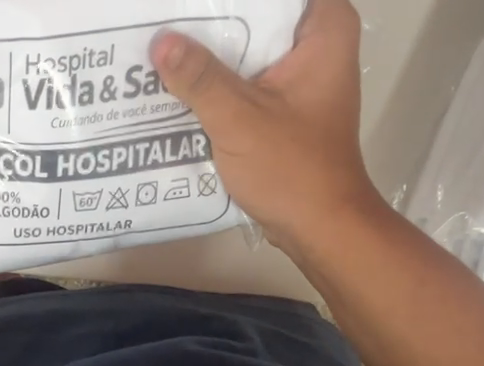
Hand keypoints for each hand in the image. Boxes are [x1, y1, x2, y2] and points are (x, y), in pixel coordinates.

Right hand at [151, 0, 384, 255]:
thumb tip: (160, 41)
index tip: (192, 4)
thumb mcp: (239, 118)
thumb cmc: (291, 167)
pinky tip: (178, 90)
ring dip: (209, 58)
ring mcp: (299, 79)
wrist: (318, 224)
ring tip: (162, 52)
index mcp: (323, 29)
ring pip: (248, 53)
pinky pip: (244, 84)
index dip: (229, 0)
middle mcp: (317, 45)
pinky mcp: (282, 110)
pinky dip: (216, 87)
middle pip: (257, 18)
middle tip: (165, 23)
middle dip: (212, 24)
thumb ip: (200, 79)